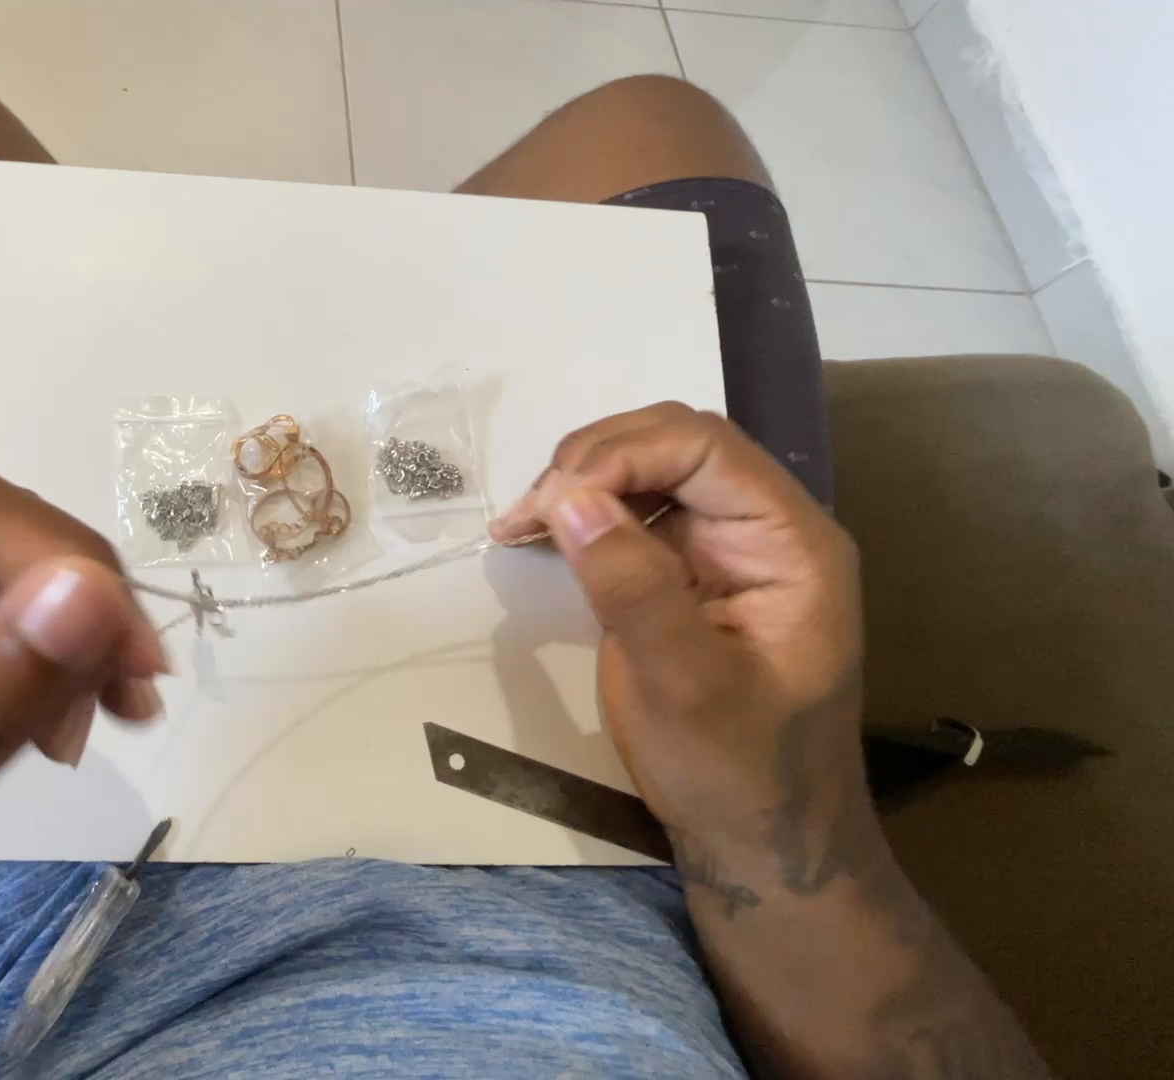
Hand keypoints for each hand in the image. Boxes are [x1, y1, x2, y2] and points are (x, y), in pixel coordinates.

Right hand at [490, 403, 870, 890]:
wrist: (753, 831)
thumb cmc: (737, 768)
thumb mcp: (685, 686)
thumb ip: (635, 589)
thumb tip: (571, 501)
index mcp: (788, 542)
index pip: (702, 448)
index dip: (619, 455)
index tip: (551, 504)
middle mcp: (756, 528)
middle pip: (670, 443)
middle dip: (591, 462)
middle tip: (530, 514)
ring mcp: (714, 547)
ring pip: (640, 469)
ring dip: (575, 483)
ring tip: (521, 524)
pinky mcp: (673, 571)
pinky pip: (623, 513)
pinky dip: (573, 513)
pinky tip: (534, 534)